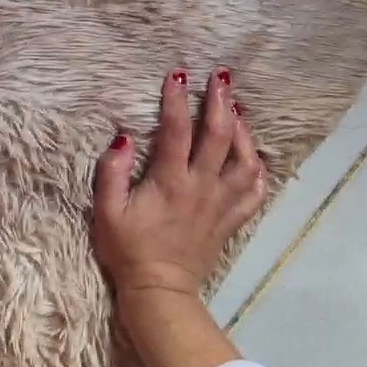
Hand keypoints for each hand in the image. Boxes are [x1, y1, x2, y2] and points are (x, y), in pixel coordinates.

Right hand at [94, 67, 268, 295]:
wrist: (159, 292)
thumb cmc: (128, 249)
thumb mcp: (107, 211)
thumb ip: (112, 172)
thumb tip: (123, 137)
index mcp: (170, 182)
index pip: (176, 130)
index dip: (177, 100)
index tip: (177, 74)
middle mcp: (201, 187)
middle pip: (218, 137)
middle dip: (220, 103)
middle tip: (221, 77)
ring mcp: (221, 205)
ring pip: (244, 162)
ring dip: (244, 132)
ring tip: (239, 109)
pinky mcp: (230, 221)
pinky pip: (254, 193)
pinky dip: (259, 171)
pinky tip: (256, 156)